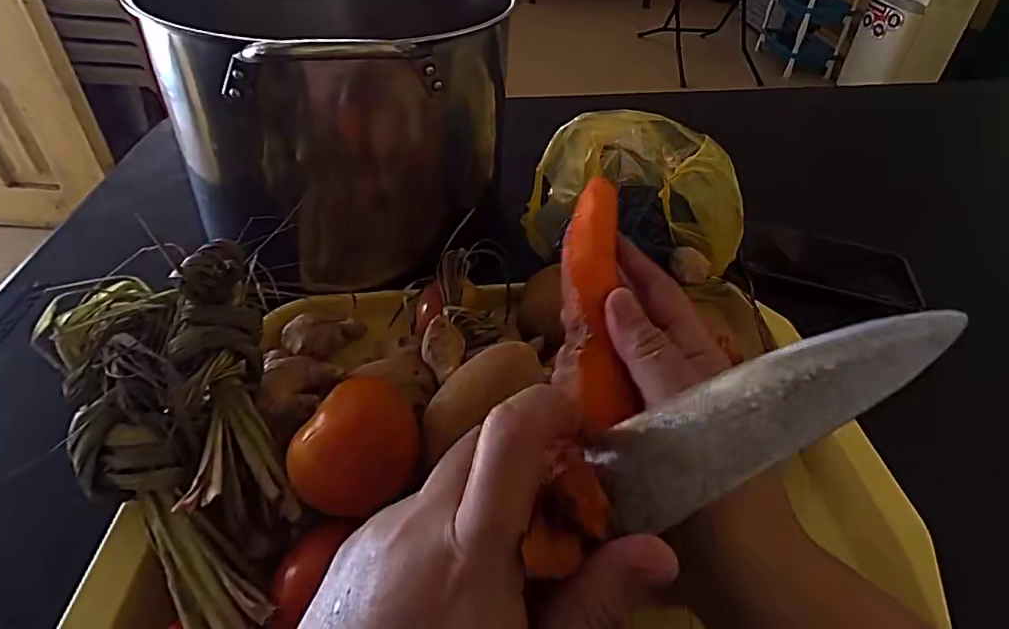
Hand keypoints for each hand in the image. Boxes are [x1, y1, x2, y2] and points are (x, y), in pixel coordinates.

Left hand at [304, 383, 676, 628]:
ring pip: (450, 475)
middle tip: (558, 509)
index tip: (584, 430)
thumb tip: (660, 552)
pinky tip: (446, 592)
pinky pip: (415, 510)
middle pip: (484, 440)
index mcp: (466, 547)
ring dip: (488, 493)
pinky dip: (448, 524)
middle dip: (531, 453)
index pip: (510, 428)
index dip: (551, 406)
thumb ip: (593, 603)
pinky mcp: (348, 552)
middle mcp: (416, 520)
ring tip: (503, 565)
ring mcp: (375, 532)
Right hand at [601, 237, 803, 599]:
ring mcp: (663, 401)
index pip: (658, 292)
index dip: (631, 258)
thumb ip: (650, 351)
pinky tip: (569, 376)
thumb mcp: (683, 403)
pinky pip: (615, 391)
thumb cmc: (719, 476)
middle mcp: (679, 368)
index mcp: (694, 352)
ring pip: (626, 351)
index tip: (601, 227)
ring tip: (564, 308)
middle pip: (641, 316)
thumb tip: (617, 294)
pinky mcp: (649, 435)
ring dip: (599, 326)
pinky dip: (594, 374)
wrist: (738, 560)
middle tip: (571, 262)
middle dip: (611, 284)